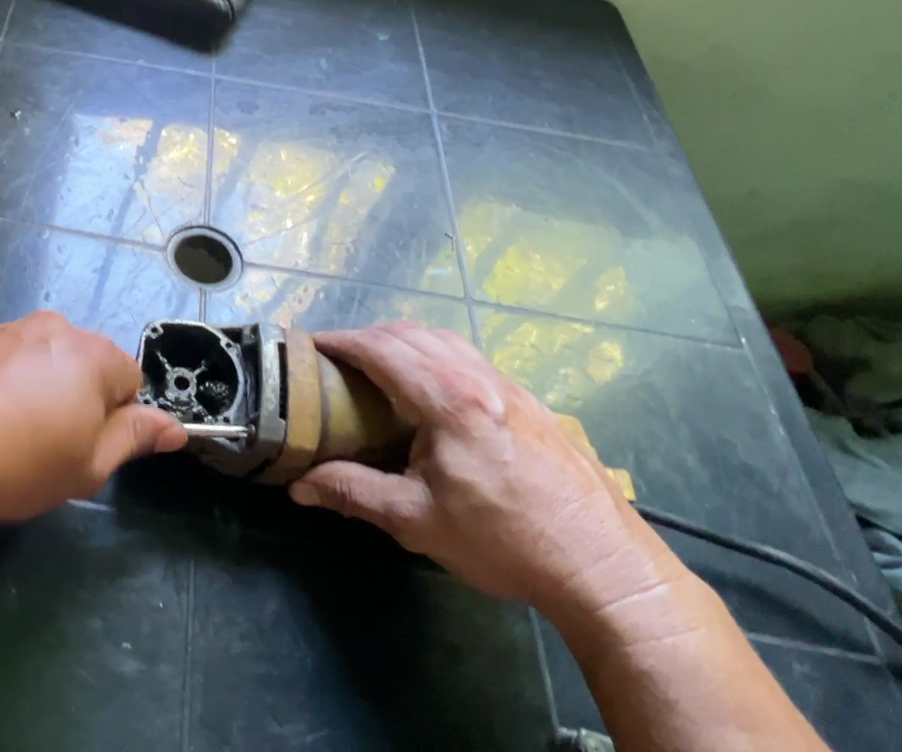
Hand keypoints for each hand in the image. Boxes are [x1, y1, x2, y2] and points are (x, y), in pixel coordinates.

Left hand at [0, 313, 187, 521]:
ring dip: (35, 392)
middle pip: (83, 365)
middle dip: (75, 400)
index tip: (84, 449)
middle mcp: (51, 329)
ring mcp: (3, 330)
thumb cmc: (14, 464)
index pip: (130, 381)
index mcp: (91, 355)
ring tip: (4, 437)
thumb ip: (134, 439)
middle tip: (46, 447)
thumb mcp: (87, 466)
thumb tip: (173, 426)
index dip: (113, 421)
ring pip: (39, 363)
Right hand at [290, 322, 669, 616]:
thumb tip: (297, 486)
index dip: (342, 342)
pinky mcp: (534, 406)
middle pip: (414, 334)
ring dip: (406, 341)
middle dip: (369, 336)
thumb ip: (353, 493)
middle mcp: (482, 380)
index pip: (383, 350)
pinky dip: (438, 355)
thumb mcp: (416, 521)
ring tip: (379, 366)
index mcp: (449, 401)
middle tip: (337, 358)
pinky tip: (433, 390)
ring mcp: (514, 390)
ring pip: (448, 341)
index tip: (311, 346)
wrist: (604, 568)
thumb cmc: (504, 541)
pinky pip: (473, 359)